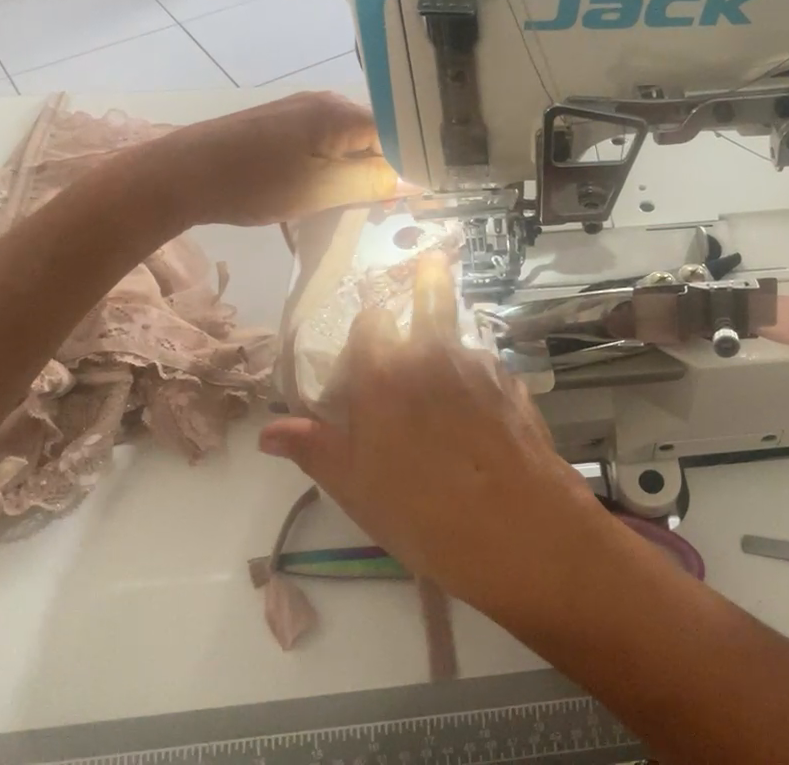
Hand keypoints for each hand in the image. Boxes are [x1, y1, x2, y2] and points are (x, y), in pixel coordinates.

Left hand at [139, 92, 399, 227]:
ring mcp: (301, 109)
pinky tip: (318, 192)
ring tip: (347, 206)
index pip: (399, 135)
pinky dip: (330, 168)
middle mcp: (326, 101)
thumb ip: (373, 182)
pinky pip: (324, 144)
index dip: (408, 168)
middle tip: (379, 211)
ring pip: (348, 142)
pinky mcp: (280, 123)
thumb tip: (417, 179)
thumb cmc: (255, 183)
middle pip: (375, 137)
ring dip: (354, 174)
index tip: (405, 202)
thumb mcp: (322, 190)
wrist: (179, 174)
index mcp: (342, 113)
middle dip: (382, 172)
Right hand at [258, 258, 617, 614]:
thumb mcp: (354, 487)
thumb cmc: (421, 511)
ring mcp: (481, 366)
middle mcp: (433, 354)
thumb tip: (270, 431)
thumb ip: (315, 448)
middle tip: (432, 260)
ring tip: (450, 352)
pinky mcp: (516, 385)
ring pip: (462, 334)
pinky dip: (478, 374)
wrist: (517, 527)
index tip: (364, 341)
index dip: (365, 328)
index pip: (368, 322)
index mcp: (383, 373)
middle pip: (431, 297)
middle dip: (429, 277)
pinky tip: (479, 406)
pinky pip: (488, 368)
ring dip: (453, 335)